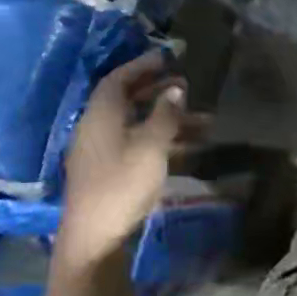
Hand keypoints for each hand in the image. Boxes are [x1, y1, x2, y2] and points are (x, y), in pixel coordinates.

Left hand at [59, 52, 186, 265]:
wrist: (94, 239)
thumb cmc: (121, 186)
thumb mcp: (150, 148)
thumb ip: (165, 116)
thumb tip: (176, 89)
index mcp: (100, 115)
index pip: (120, 79)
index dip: (144, 65)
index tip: (169, 56)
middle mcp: (96, 128)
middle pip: (128, 100)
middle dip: (158, 92)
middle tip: (188, 87)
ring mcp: (100, 152)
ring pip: (136, 125)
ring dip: (166, 120)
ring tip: (202, 123)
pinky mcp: (107, 173)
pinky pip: (136, 145)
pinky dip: (160, 141)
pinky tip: (188, 151)